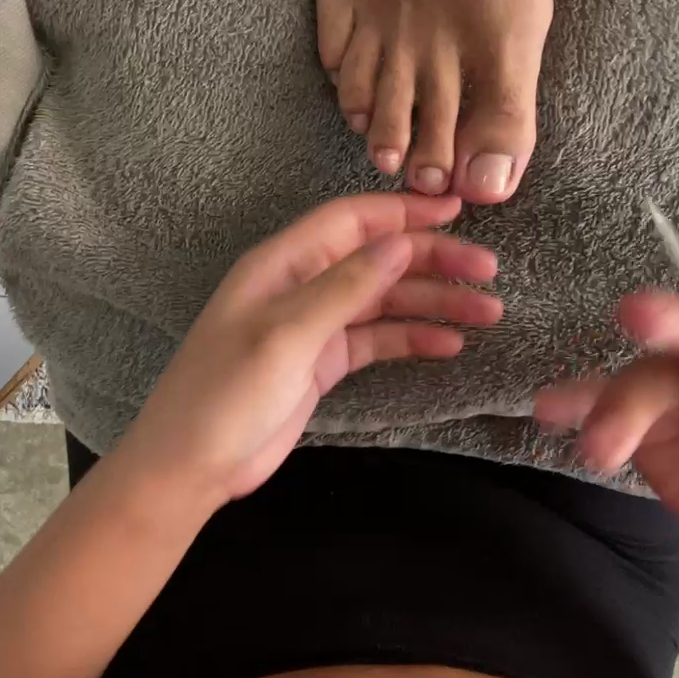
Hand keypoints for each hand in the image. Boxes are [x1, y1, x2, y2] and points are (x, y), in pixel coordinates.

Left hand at [120, 193, 501, 502]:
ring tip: (487, 311)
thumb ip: (343, 288)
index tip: (459, 212)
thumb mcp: (285, 336)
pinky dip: (410, 339)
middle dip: (430, 260)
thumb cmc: (226, 393)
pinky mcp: (320, 363)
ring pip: (381, 301)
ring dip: (430, 303)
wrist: (191, 466)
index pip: (350, 222)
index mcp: (282, 265)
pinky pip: (374, 340)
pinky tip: (449, 344)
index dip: (402, 212)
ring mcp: (312, 326)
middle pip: (374, 260)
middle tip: (487, 271)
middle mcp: (300, 286)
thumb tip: (399, 243)